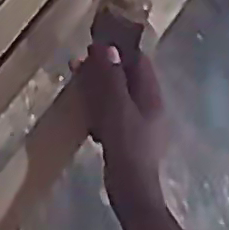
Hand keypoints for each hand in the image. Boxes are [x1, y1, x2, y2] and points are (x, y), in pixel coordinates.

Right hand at [75, 42, 167, 206]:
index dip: (119, 48)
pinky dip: (99, 105)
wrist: (131, 190)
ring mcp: (139, 123)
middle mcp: (149, 106)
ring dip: (98, 85)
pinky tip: (85, 109)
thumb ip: (112, 76)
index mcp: (151, 96)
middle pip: (126, 76)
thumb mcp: (117, 105)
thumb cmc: (127, 142)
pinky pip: (113, 111)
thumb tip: (109, 47)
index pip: (139, 61)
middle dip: (104, 67)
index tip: (96, 40)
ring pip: (117, 94)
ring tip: (76, 79)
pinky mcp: (127, 137)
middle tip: (80, 61)